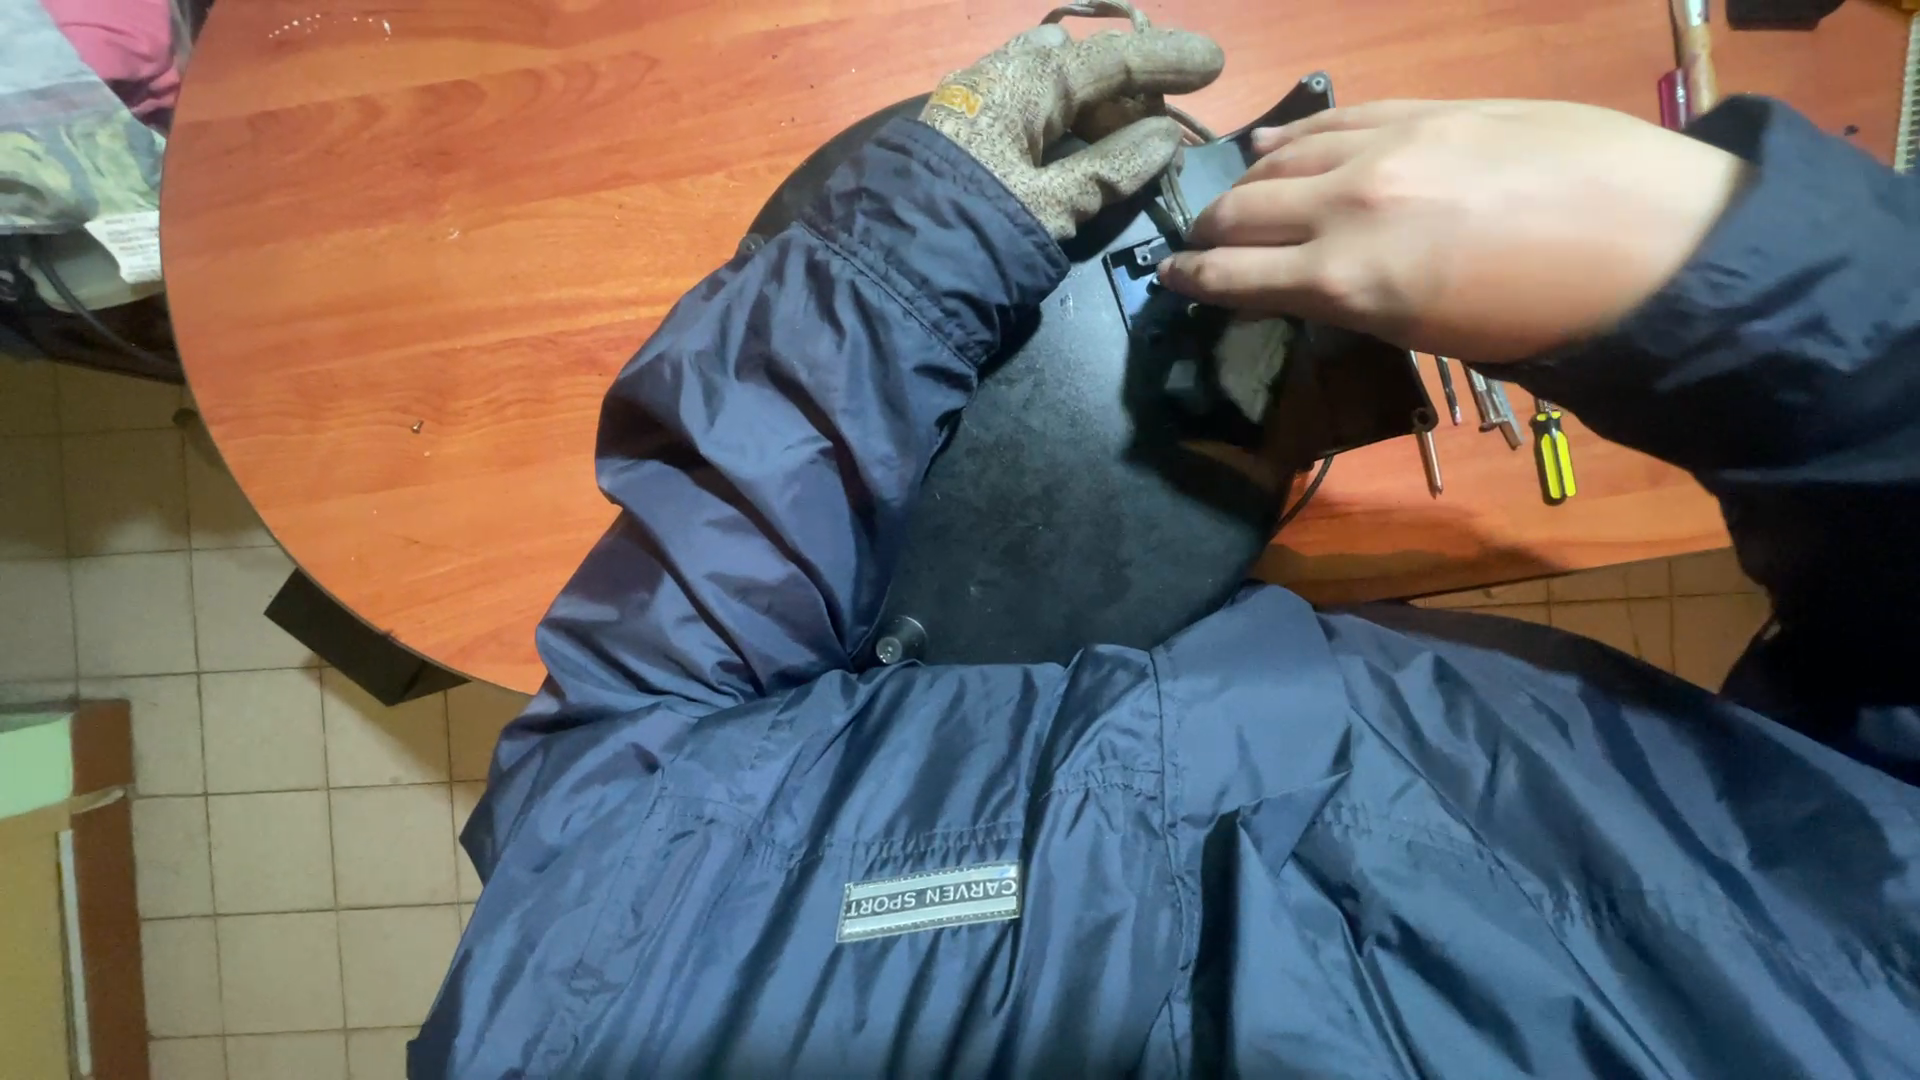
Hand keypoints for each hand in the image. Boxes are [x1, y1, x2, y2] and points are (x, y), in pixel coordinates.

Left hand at [919, 23, 1223, 239]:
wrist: (893, 273)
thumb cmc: (971, 232)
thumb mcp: (1047, 206)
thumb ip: (1107, 170)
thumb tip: (1163, 141)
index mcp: (1023, 84)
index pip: (1108, 59)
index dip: (1164, 61)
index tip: (1214, 64)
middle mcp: (1003, 81)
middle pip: (1084, 74)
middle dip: (1132, 98)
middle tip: (1169, 138)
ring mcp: (985, 109)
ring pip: (1059, 97)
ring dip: (1103, 119)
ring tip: (1138, 151)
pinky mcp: (974, 141)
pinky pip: (1036, 122)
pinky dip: (1071, 137)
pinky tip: (1092, 158)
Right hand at [1157, 100, 1751, 362]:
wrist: (1650, 244)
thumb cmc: (1525, 319)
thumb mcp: (1412, 329)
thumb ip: (1340, 296)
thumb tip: (1297, 276)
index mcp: (1341, 279)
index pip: (1231, 273)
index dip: (1191, 277)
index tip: (1168, 277)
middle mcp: (1345, 206)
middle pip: (1241, 211)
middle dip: (1205, 231)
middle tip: (1194, 243)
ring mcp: (1385, 146)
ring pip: (1278, 159)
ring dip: (1242, 183)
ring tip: (1231, 197)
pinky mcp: (1425, 110)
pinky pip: (1333, 117)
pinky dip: (1292, 135)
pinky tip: (1272, 144)